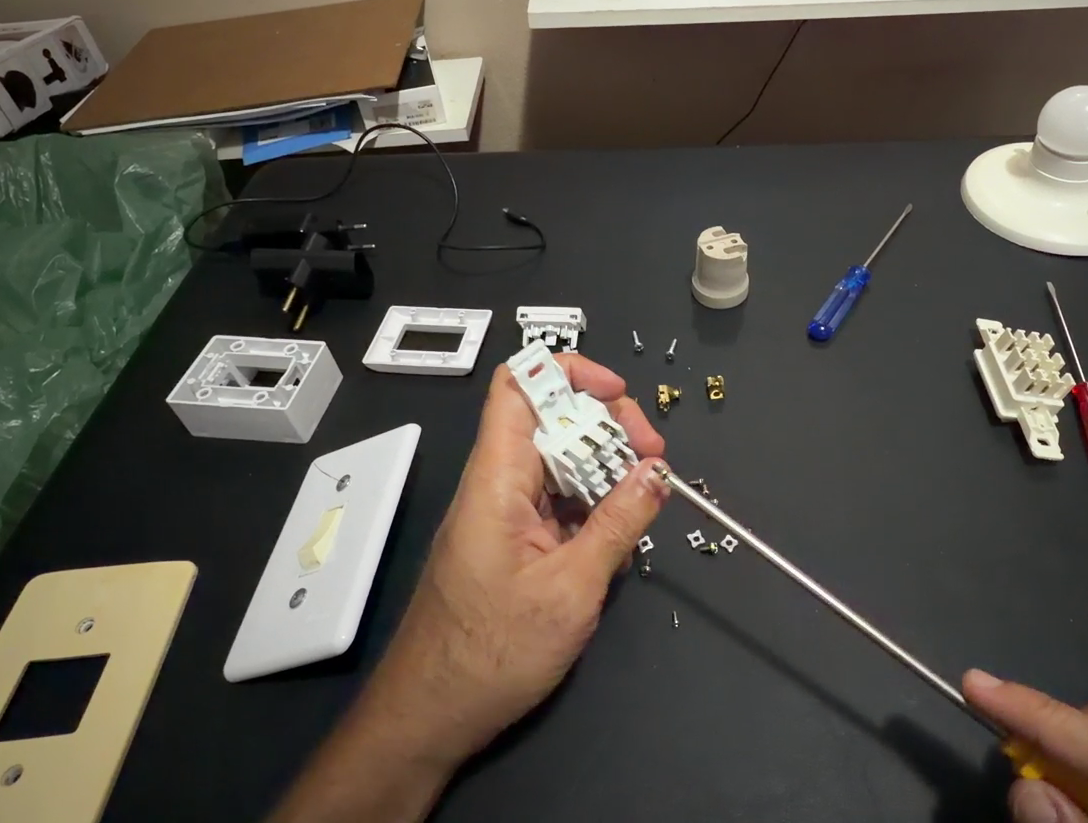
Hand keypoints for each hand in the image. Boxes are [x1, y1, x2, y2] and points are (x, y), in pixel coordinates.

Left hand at [271, 353, 670, 822]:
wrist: (429, 716)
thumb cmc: (490, 654)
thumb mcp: (570, 589)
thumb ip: (618, 524)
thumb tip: (658, 473)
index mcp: (497, 478)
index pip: (519, 385)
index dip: (569, 371)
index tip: (620, 395)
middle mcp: (498, 482)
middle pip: (552, 417)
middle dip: (608, 424)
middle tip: (654, 459)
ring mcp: (506, 510)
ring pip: (561, 458)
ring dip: (607, 466)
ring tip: (647, 493)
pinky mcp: (515, 538)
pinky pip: (559, 498)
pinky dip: (594, 503)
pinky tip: (622, 529)